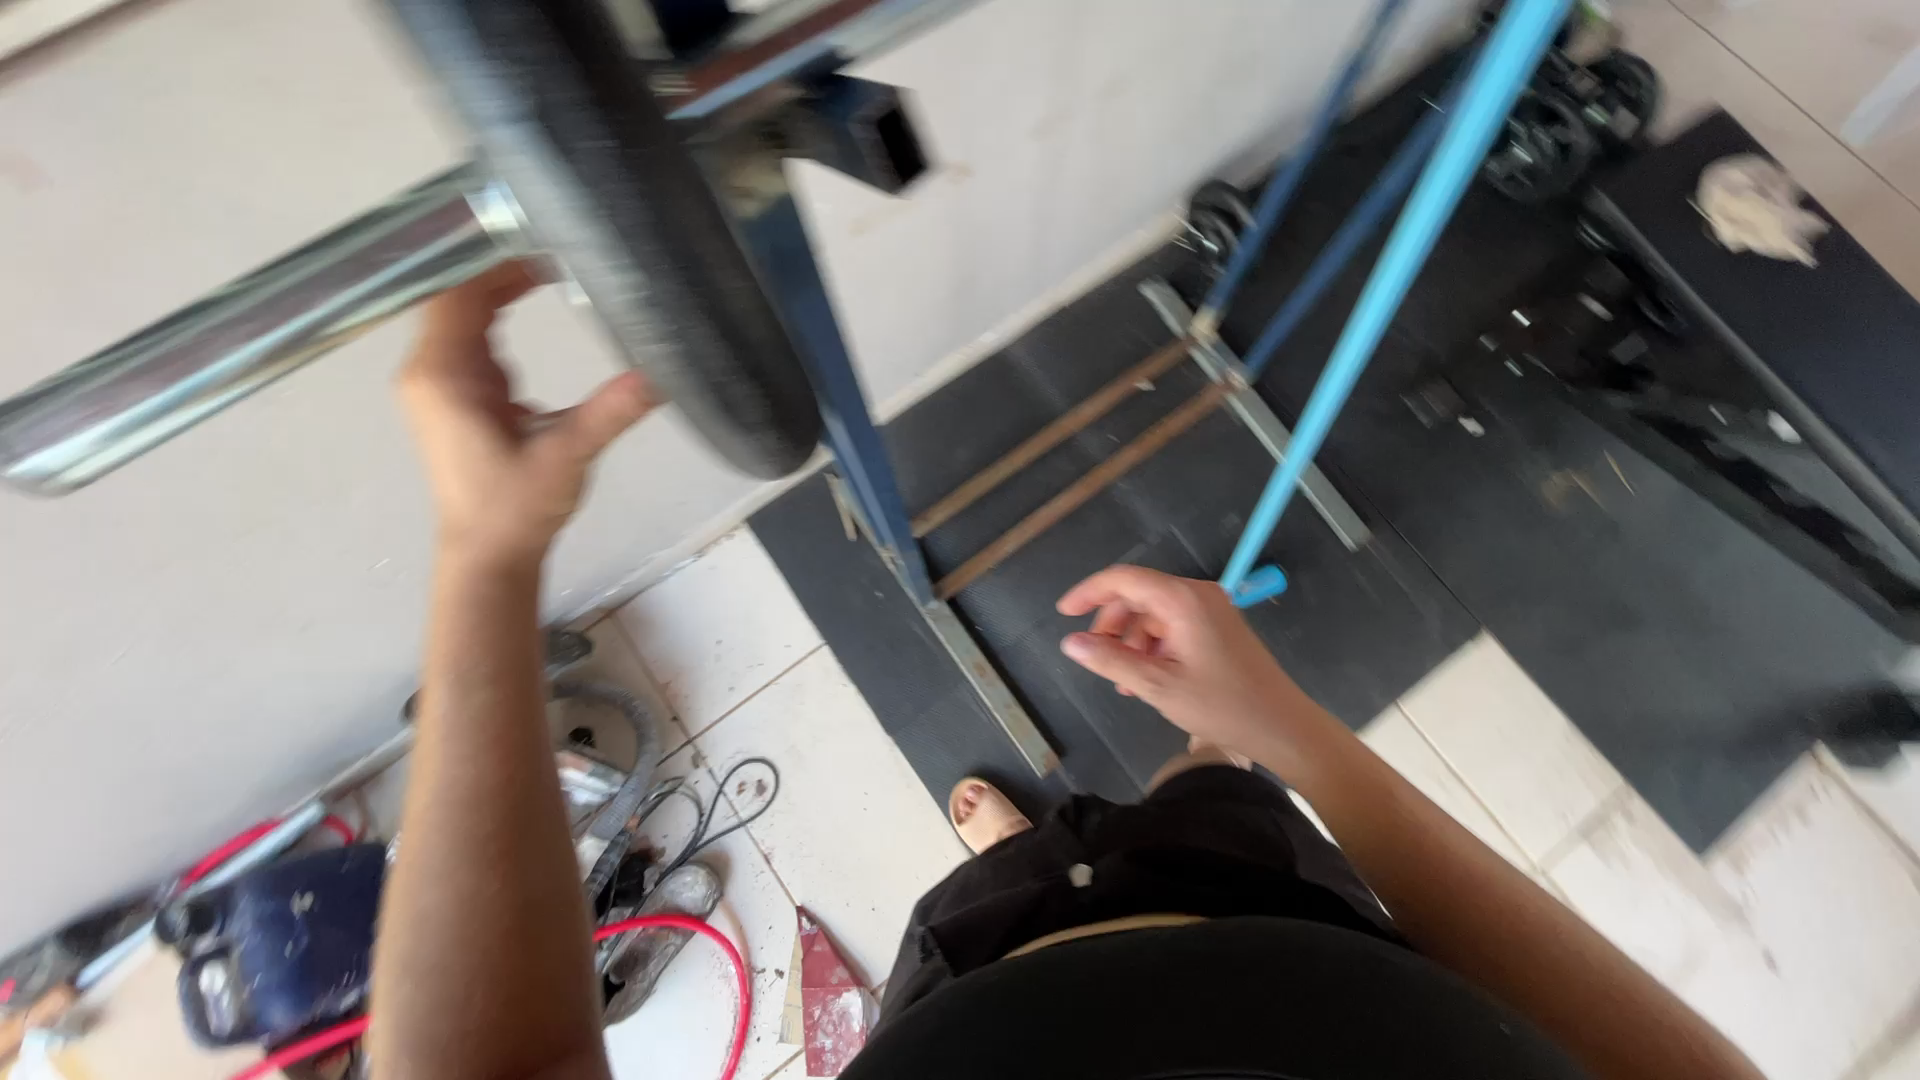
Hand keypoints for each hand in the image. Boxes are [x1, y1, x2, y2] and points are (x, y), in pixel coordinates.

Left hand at [396, 263, 656, 563]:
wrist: (489, 555)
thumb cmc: (516, 507)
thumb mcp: (568, 454)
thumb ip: (611, 411)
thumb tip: (661, 374)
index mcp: (444, 375)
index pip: (456, 294)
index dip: (492, 261)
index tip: (540, 241)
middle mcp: (431, 373)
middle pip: (457, 300)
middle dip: (502, 273)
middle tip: (558, 254)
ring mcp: (442, 388)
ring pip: (464, 321)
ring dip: (501, 297)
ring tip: (550, 275)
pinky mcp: (459, 403)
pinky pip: (473, 347)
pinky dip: (500, 326)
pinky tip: (531, 321)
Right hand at [1056, 565, 1332, 763]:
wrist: (1282, 726)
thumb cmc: (1220, 704)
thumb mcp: (1156, 685)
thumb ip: (1110, 659)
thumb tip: (1070, 642)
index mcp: (1182, 600)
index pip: (1124, 578)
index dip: (1089, 592)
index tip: (1064, 613)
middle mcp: (1197, 594)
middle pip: (1138, 593)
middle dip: (1110, 621)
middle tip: (1092, 653)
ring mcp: (1211, 609)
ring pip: (1154, 611)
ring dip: (1130, 638)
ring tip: (1119, 676)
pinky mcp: (1218, 627)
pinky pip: (1172, 624)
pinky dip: (1151, 644)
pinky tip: (1143, 677)